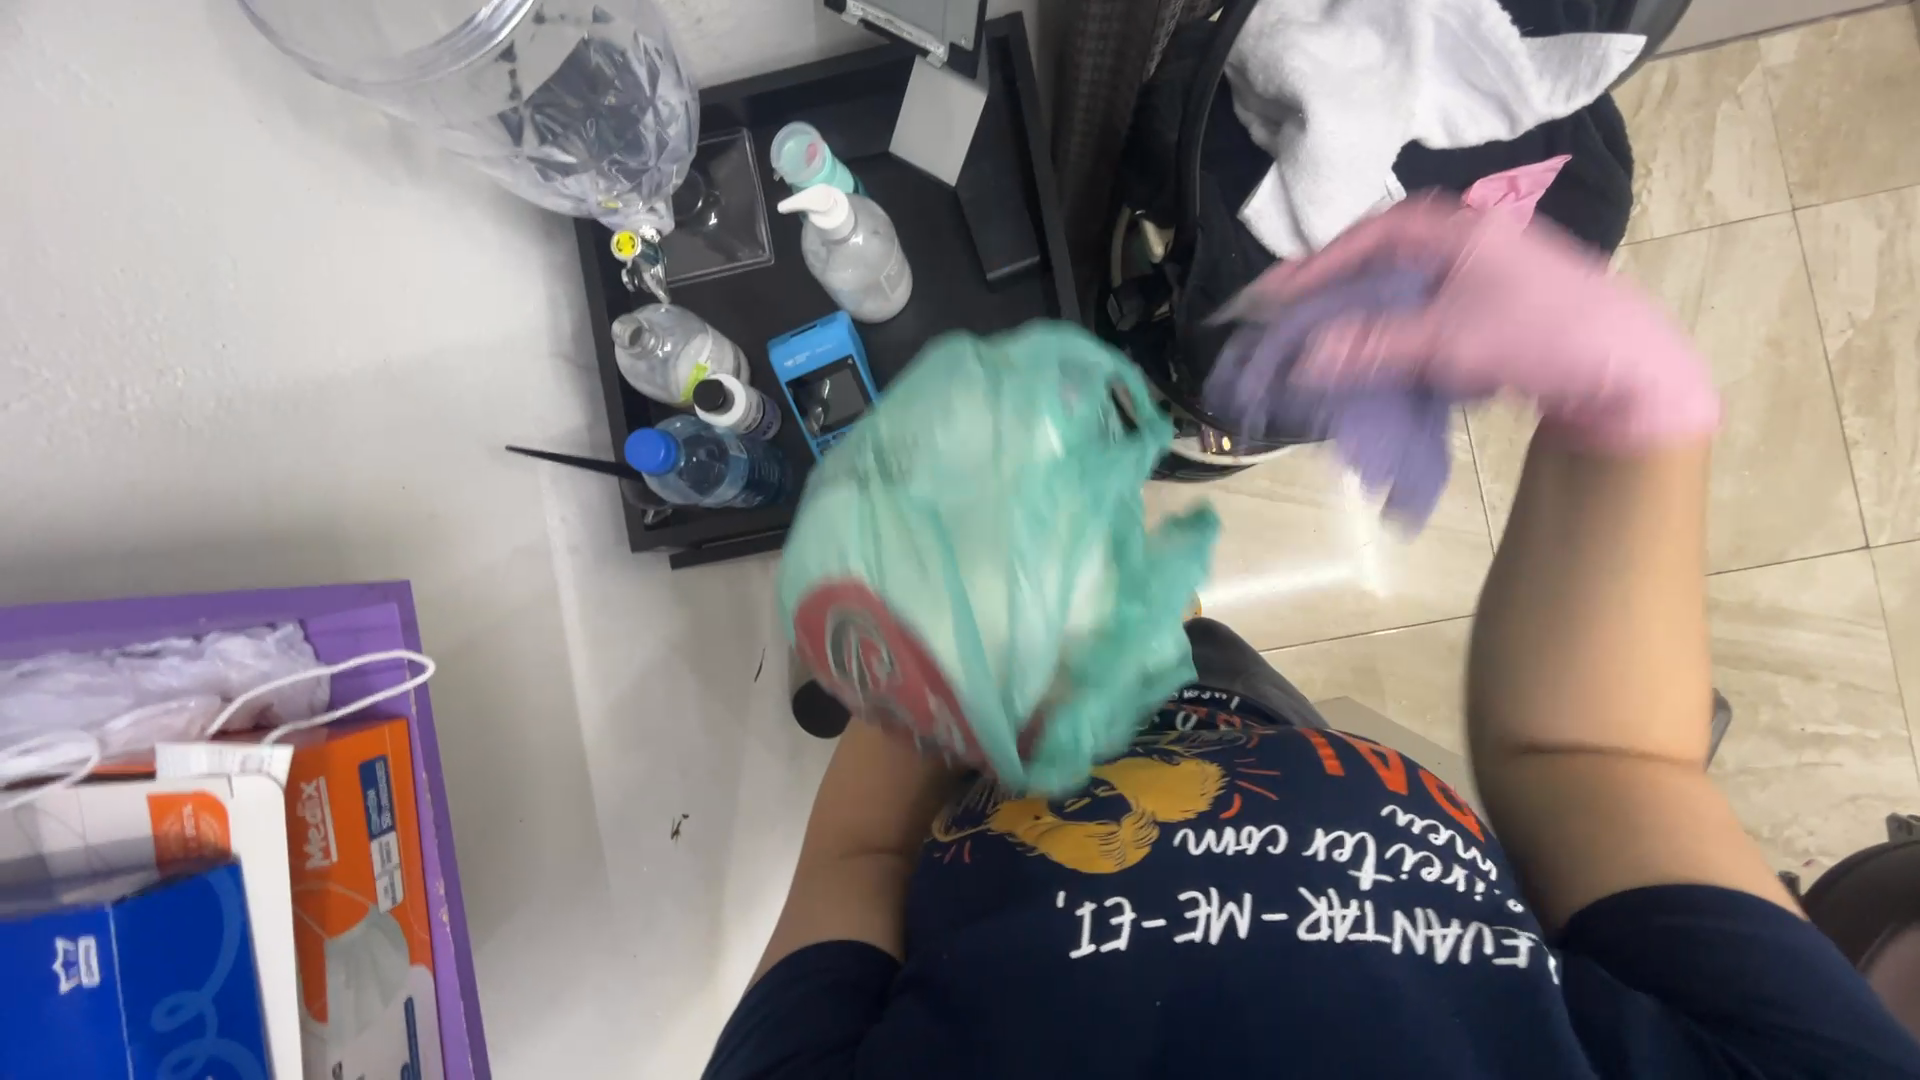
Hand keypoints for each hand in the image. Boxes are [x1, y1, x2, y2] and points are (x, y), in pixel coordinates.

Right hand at [1235, 196, 1719, 450]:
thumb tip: (1301, 359)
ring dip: (1351, 320)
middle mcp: (1461, 247)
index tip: (1276, 294)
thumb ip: (1371, 346)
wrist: (1625, 375)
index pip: (1372, 236)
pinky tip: (1357, 359)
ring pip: (1392, 295)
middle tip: (1281, 318)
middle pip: (1376, 264)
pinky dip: (1379, 339)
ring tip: (1308, 342)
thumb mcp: (1449, 340)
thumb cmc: (1543, 336)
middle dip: (1327, 293)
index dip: (1318, 265)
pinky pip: (1410, 321)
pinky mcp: (1474, 317)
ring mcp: (1470, 283)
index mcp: (1459, 231)